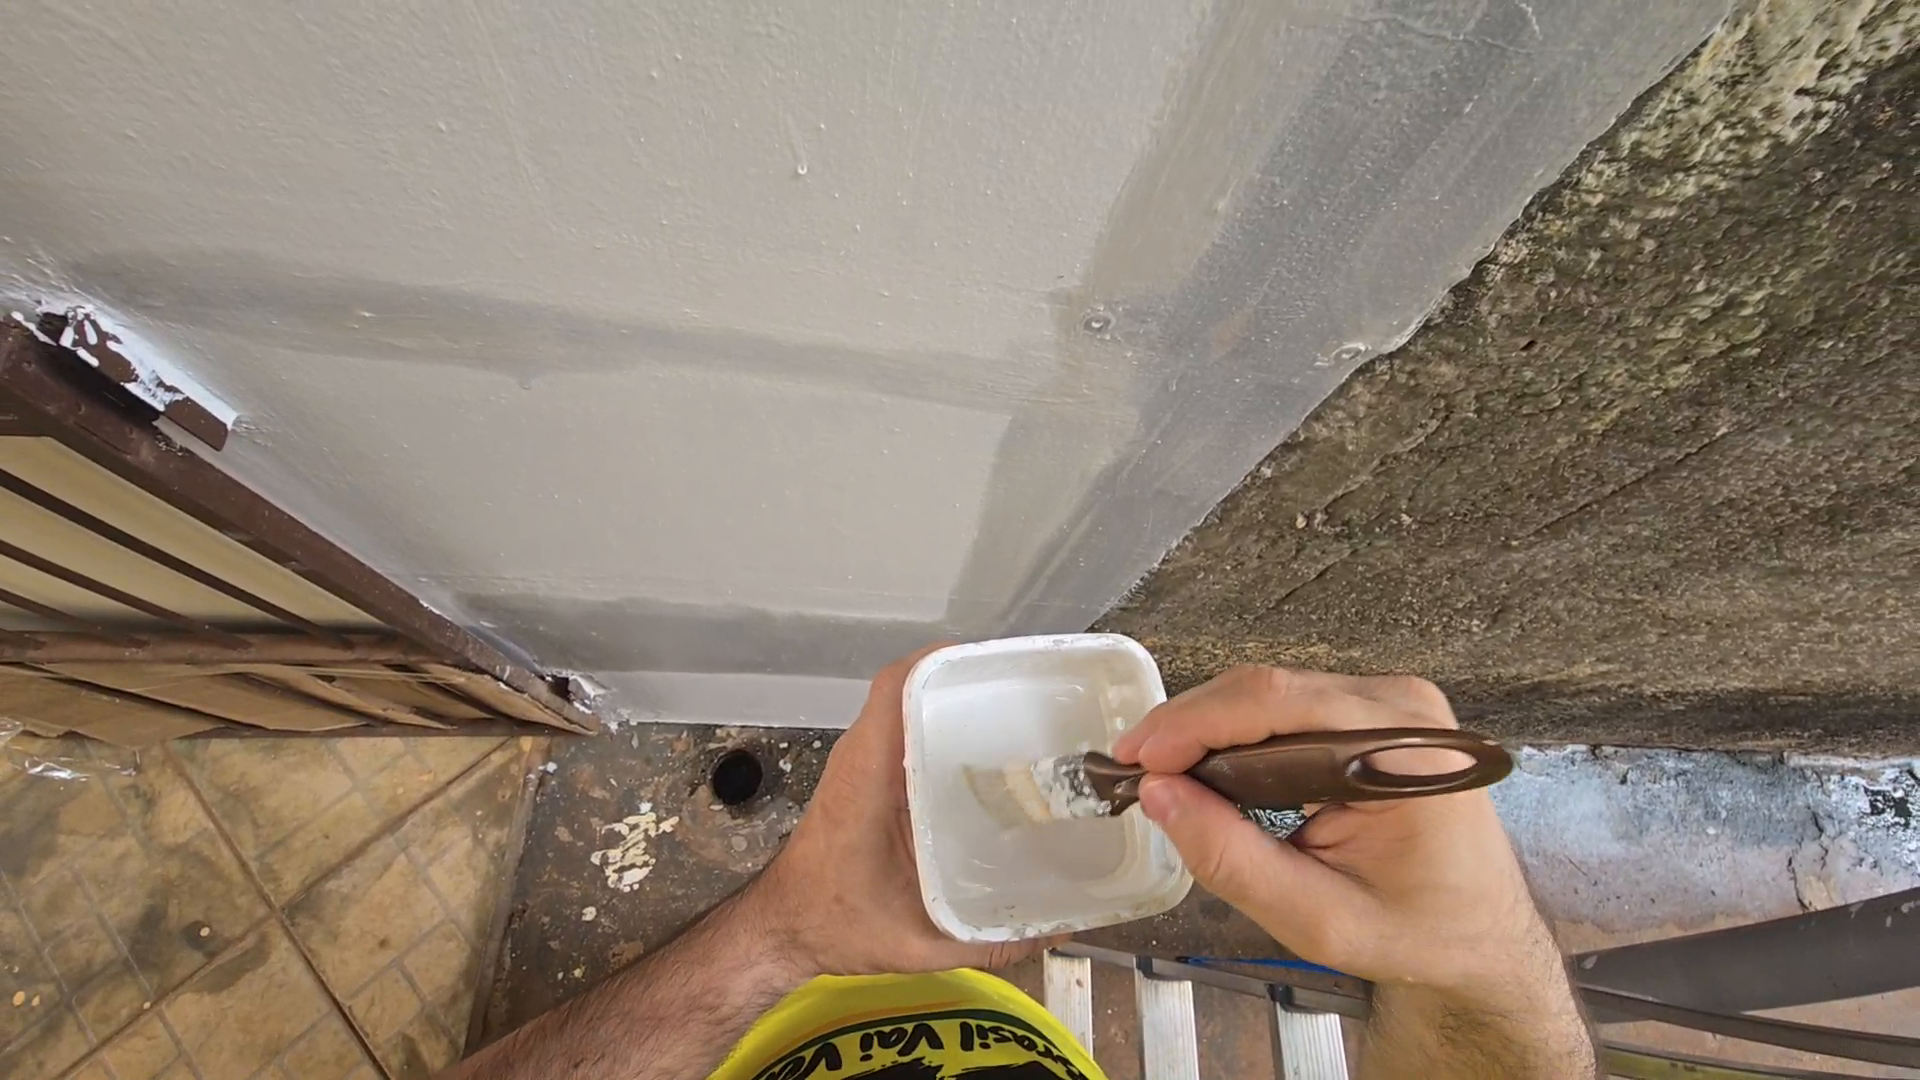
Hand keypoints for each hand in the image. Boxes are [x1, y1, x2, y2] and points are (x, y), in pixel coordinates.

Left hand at [746, 647, 1060, 976]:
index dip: (939, 662)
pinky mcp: (865, 773)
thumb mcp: (918, 941)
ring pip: (906, 706)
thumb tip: (1059, 930)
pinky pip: (903, 730)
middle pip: (910, 688)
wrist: (784, 927)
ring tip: (1014, 720)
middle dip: (964, 682)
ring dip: (952, 702)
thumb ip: (988, 942)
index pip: (895, 687)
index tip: (992, 666)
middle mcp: (863, 754)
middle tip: (1025, 699)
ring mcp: (861, 760)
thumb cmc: (839, 924)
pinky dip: (939, 728)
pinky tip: (982, 758)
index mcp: (869, 773)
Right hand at [1112, 667, 1553, 997]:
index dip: (1198, 722)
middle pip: (1266, 689)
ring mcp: (1387, 699)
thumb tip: (1157, 793)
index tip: (1139, 757)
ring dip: (1205, 724)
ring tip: (1161, 764)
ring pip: (1266, 692)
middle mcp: (1400, 705)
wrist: (1479, 935)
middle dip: (1189, 723)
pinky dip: (1232, 729)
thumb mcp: (1317, 919)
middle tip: (1135, 762)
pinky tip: (1204, 757)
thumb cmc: (1411, 933)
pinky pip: (1281, 704)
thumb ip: (1232, 859)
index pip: (1278, 704)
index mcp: (1406, 750)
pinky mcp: (1368, 707)